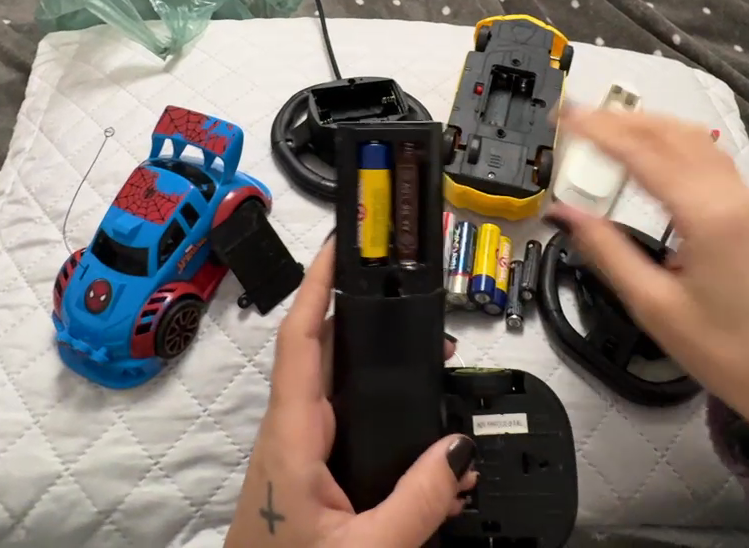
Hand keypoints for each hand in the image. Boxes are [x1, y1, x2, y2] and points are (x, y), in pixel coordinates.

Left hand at [225, 241, 478, 546]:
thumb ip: (419, 501)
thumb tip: (459, 447)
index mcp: (291, 435)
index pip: (301, 339)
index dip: (317, 285)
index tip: (337, 246)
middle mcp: (288, 432)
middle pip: (322, 351)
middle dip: (364, 318)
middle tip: (411, 304)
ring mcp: (295, 451)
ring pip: (334, 386)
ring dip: (373, 363)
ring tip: (424, 357)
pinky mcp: (305, 472)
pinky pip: (342, 420)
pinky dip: (376, 406)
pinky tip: (410, 423)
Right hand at [549, 109, 748, 481]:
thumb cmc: (722, 351)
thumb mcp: (653, 305)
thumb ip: (606, 250)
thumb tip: (562, 212)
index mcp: (705, 215)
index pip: (641, 152)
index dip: (598, 129)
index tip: (562, 116)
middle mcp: (728, 194)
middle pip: (667, 133)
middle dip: (617, 118)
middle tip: (574, 115)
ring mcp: (744, 197)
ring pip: (690, 137)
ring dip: (645, 122)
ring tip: (603, 123)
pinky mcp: (748, 208)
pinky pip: (706, 152)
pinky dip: (670, 136)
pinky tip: (650, 145)